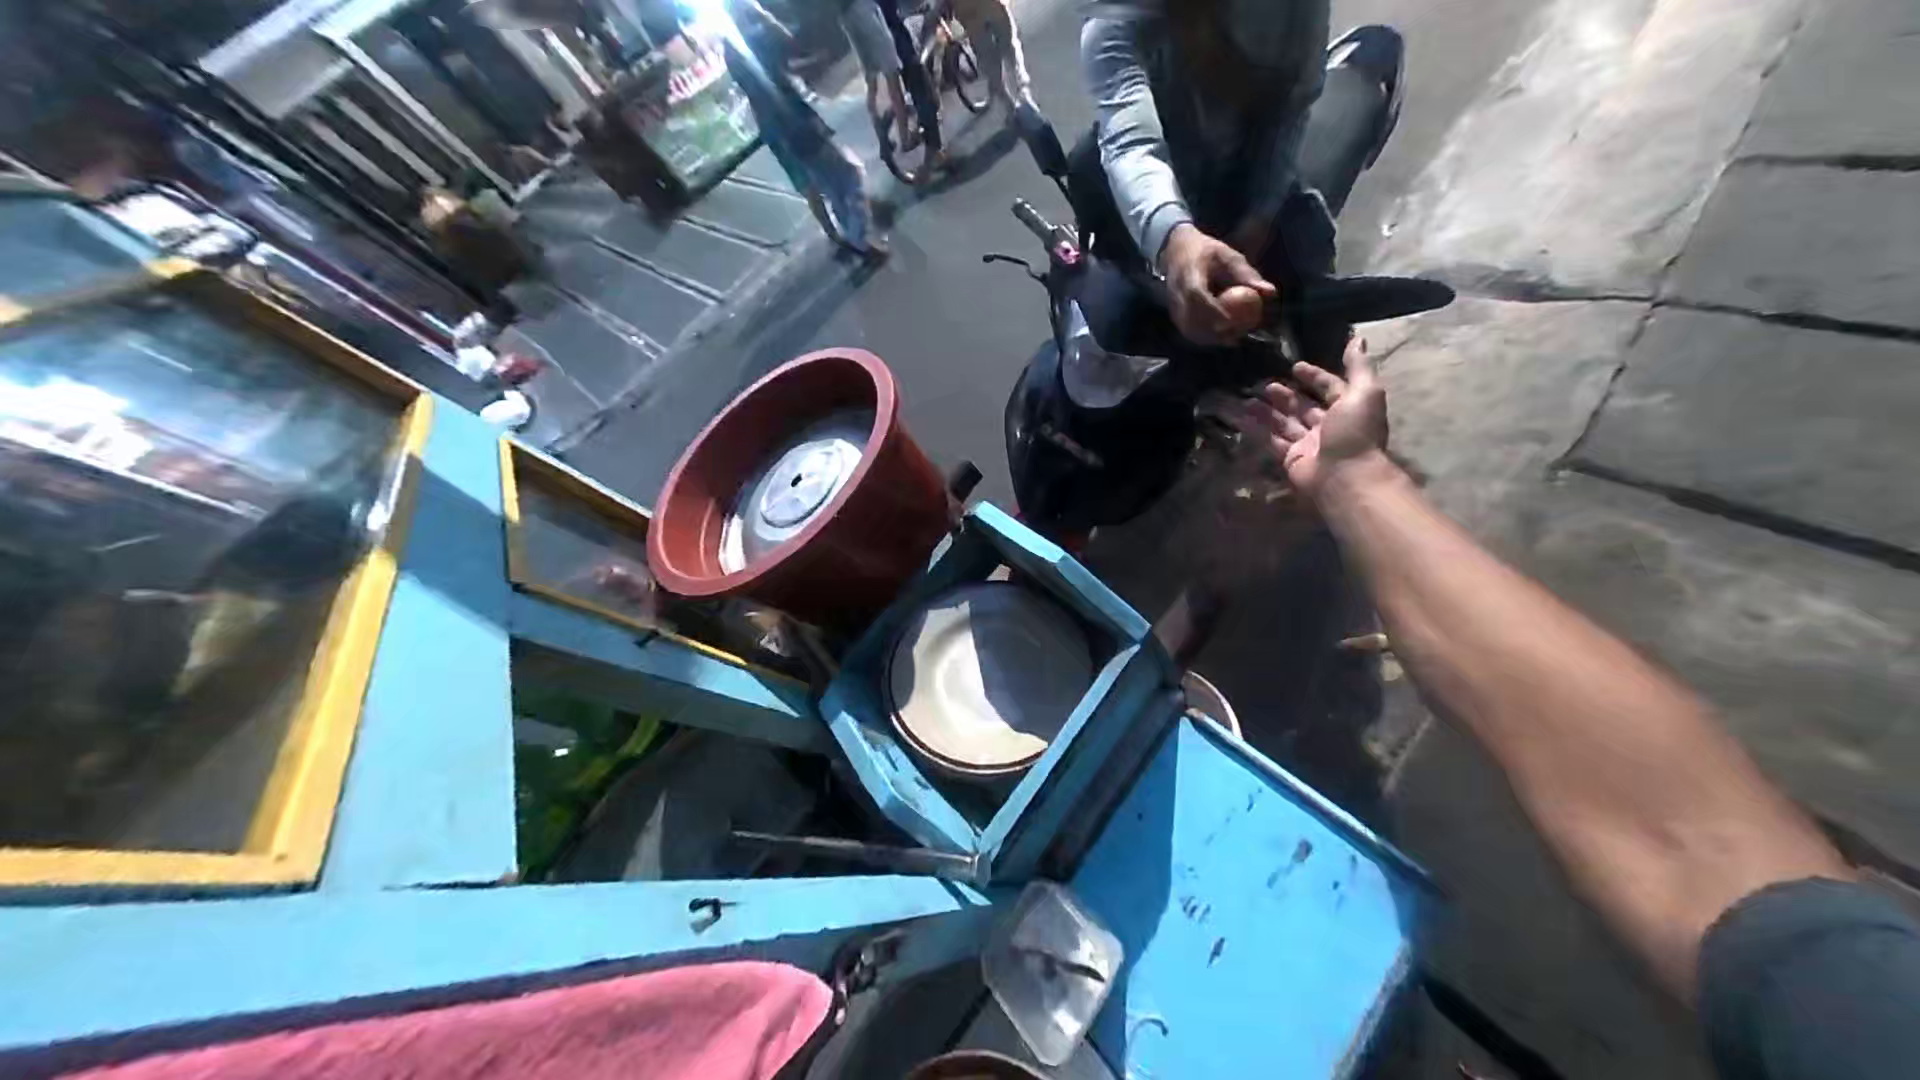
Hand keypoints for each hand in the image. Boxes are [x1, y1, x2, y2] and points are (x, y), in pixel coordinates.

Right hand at [1160, 223, 1275, 344]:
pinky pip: (1188, 331)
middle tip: (1237, 335)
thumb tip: (1271, 293)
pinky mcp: (1175, 315)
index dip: (1213, 311)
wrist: (1177, 253)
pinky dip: (1204, 337)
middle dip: (1214, 330)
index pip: (1198, 297)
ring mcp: (1174, 307)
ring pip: (1190, 329)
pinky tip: (1220, 338)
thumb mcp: (1229, 256)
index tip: (1232, 321)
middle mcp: (1178, 294)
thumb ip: (1247, 275)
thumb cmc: (1206, 252)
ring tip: (1231, 339)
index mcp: (1190, 277)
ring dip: (1210, 337)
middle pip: (1192, 319)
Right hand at [1241, 335, 1389, 499]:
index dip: (1314, 377)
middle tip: (1264, 384)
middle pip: (1303, 406)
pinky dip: (1258, 430)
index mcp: (1348, 408)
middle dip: (1285, 394)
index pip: (1330, 388)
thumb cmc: (1355, 432)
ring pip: (1285, 423)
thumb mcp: (1364, 393)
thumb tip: (1358, 338)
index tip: (1295, 367)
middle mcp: (1328, 426)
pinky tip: (1243, 418)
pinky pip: (1272, 440)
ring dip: (1268, 410)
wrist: (1343, 476)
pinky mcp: (1291, 459)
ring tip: (1248, 398)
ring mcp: (1308, 444)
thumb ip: (1358, 367)